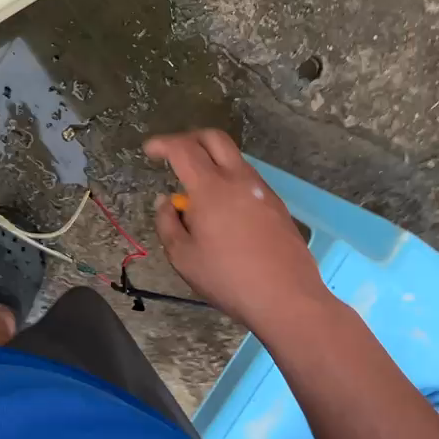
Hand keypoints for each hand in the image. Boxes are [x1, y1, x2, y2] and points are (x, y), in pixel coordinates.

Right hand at [147, 130, 331, 328]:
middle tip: (174, 154)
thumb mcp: (182, 257)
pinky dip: (229, 180)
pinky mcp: (278, 207)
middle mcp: (239, 180)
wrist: (289, 300)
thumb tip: (167, 202)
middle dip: (189, 138)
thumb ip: (167, 223)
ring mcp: (262, 191)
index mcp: (211, 188)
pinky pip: (248, 179)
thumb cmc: (229, 279)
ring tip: (198, 190)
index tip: (149, 151)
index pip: (182, 148)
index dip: (162, 144)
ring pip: (234, 158)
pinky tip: (224, 210)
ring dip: (212, 161)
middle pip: (214, 138)